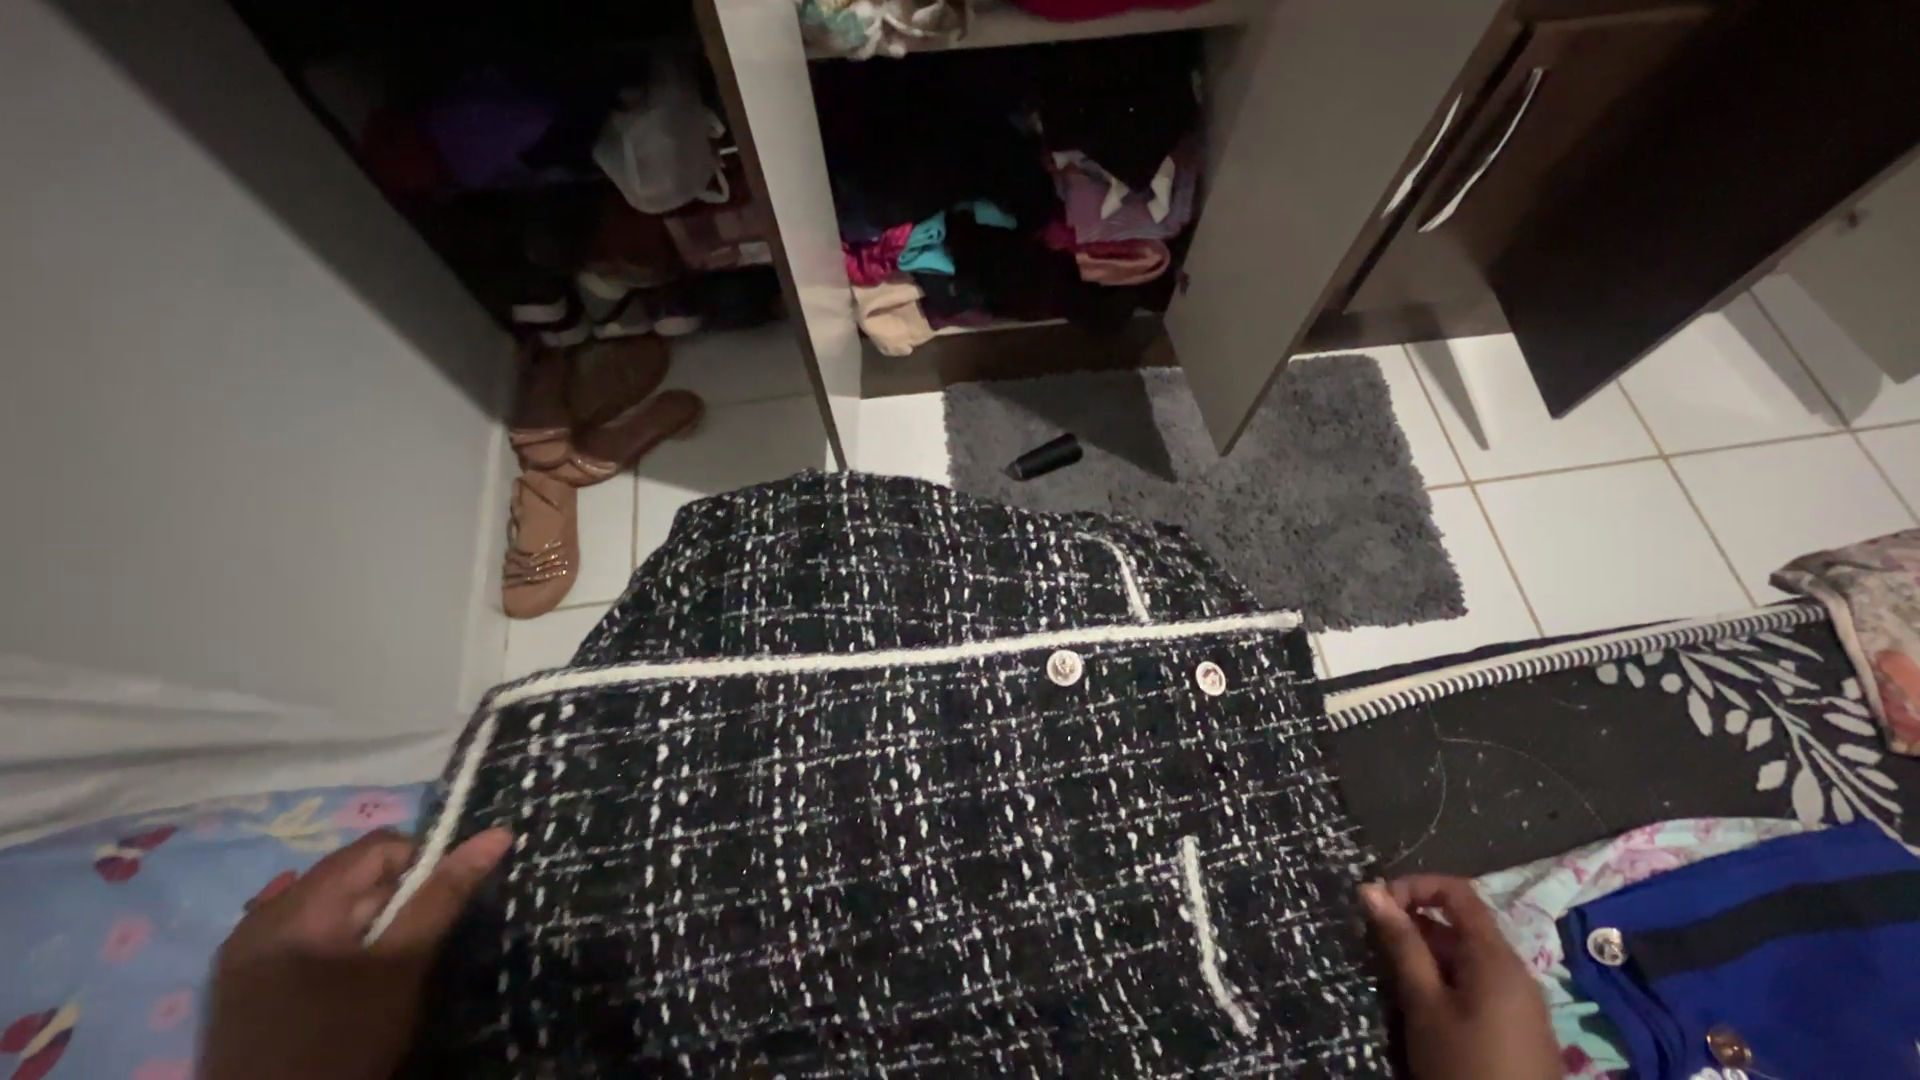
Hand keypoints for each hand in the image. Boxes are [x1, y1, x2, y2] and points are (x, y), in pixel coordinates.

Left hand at [200, 827, 512, 1079]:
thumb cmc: (343, 1042)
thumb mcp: (404, 965)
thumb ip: (445, 894)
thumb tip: (498, 834)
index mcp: (298, 907)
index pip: (380, 847)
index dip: (423, 865)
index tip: (438, 910)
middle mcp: (261, 917)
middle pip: (351, 874)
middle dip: (393, 897)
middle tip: (409, 946)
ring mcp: (242, 952)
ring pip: (329, 905)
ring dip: (365, 920)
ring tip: (378, 966)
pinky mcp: (239, 982)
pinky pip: (300, 934)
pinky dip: (332, 939)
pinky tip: (340, 973)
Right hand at [1360, 875, 1560, 1079]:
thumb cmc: (1464, 1067)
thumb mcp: (1423, 1004)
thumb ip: (1401, 944)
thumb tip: (1371, 890)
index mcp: (1496, 958)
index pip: (1457, 892)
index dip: (1414, 886)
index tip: (1378, 906)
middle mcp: (1514, 970)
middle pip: (1460, 924)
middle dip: (1414, 926)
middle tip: (1376, 947)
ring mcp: (1519, 1000)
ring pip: (1465, 956)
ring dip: (1426, 956)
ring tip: (1394, 979)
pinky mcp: (1517, 1026)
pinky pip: (1477, 982)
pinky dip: (1445, 979)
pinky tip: (1423, 1007)